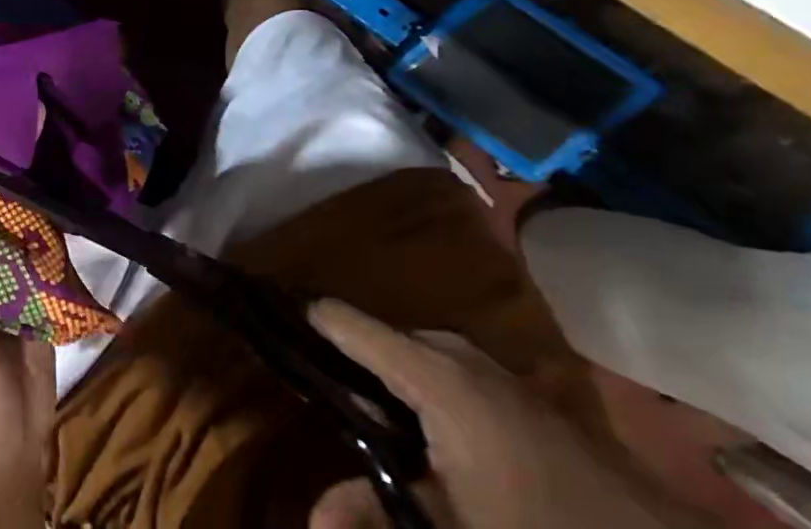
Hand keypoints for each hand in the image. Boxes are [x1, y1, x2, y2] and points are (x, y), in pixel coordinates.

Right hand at [308, 299, 703, 528]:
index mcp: (442, 381)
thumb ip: (375, 516)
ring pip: (431, 354)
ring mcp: (504, 381)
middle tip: (319, 362)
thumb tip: (312, 518)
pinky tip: (427, 425)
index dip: (320, 318)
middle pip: (396, 338)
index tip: (280, 304)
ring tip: (365, 392)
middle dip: (358, 345)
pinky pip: (460, 373)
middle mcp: (469, 364)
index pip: (362, 331)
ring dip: (396, 366)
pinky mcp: (530, 405)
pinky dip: (429, 383)